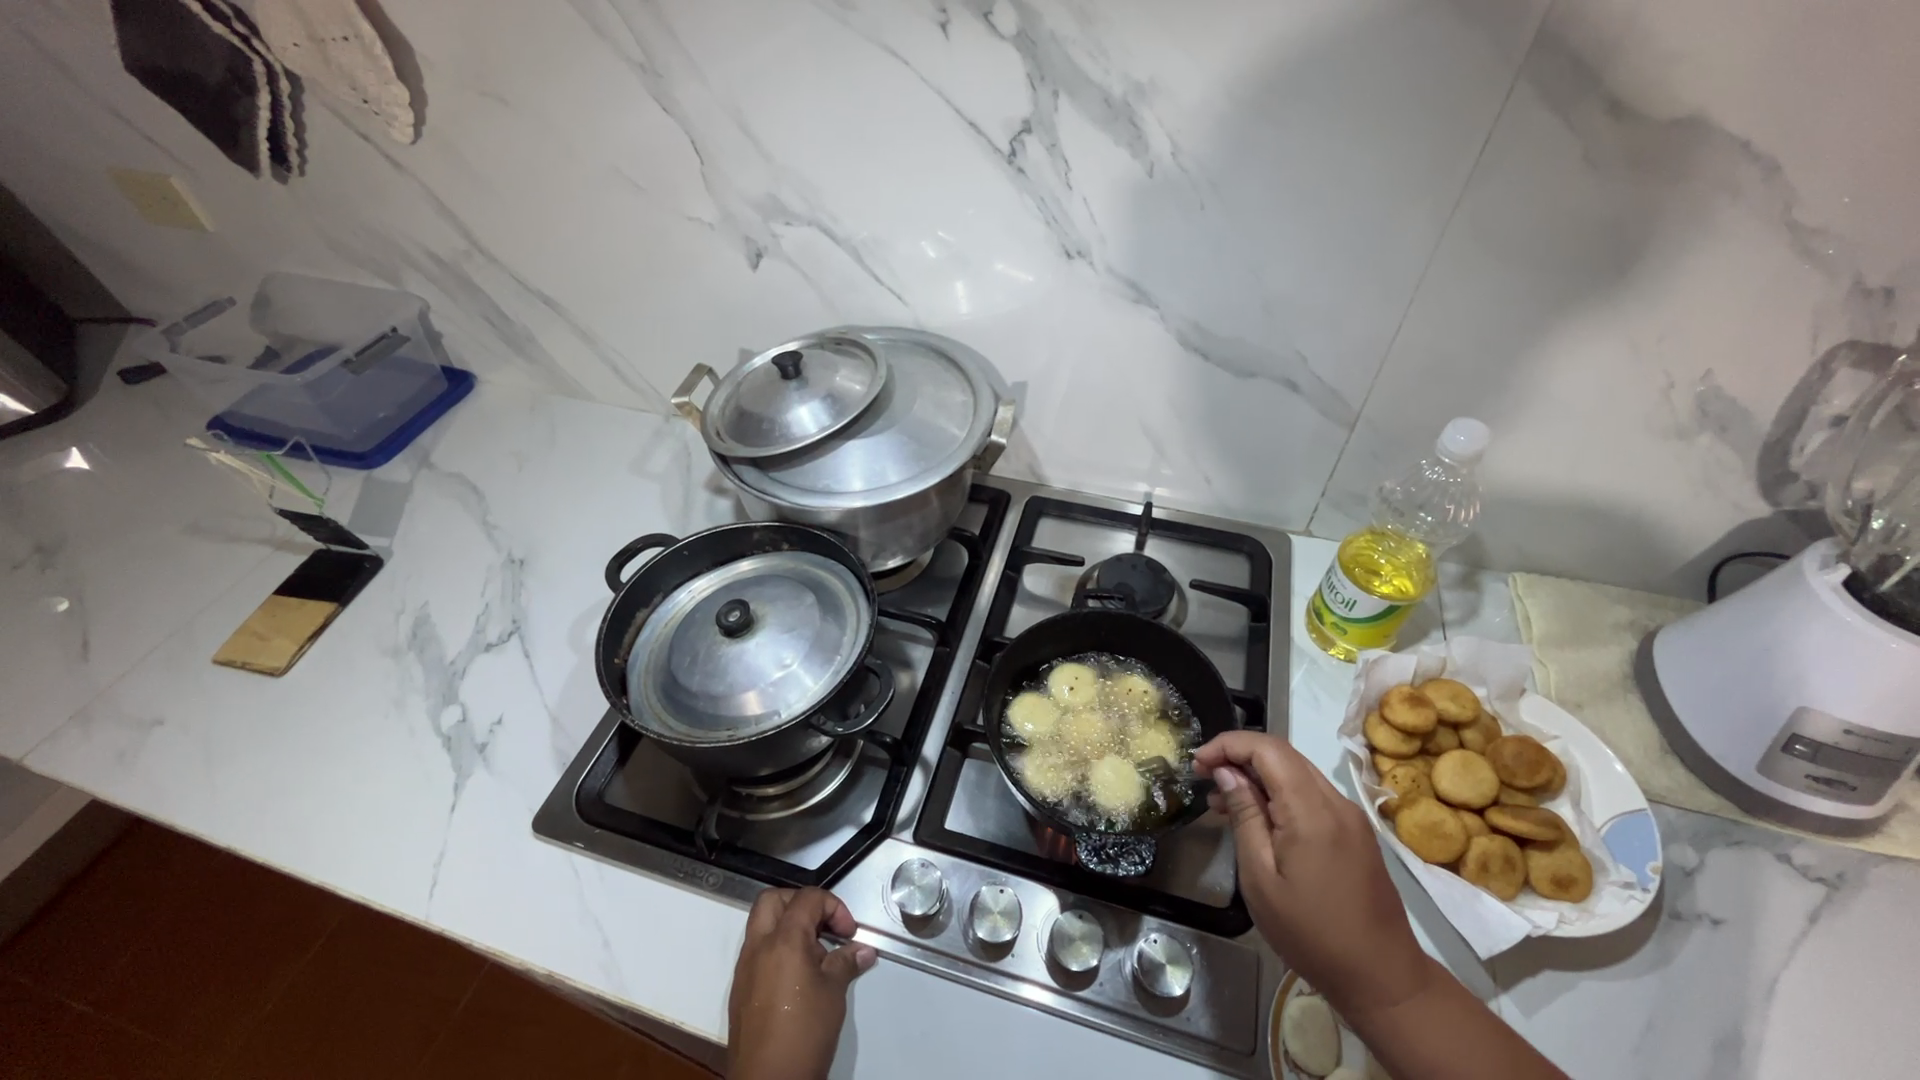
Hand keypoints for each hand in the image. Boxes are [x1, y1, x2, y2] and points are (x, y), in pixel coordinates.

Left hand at [727, 887, 876, 1079]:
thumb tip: (862, 950)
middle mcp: (758, 947)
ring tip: (816, 954)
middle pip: (773, 900)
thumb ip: (846, 962)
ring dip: (788, 926)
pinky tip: (799, 976)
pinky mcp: (741, 988)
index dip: (833, 906)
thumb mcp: (834, 993)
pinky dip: (777, 948)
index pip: (806, 899)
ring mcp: (745, 968)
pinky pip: (757, 951)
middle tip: (824, 926)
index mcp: (783, 941)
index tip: (848, 931)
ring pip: (762, 924)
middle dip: (802, 903)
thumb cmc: (805, 1033)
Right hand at [1195, 731, 1436, 1018]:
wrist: (1381, 975)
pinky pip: (1311, 795)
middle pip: (1283, 754)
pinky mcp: (1355, 832)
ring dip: (1258, 775)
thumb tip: (1227, 773)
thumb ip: (1245, 817)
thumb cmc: (1310, 932)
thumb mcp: (1260, 877)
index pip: (1267, 748)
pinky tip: (1258, 819)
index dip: (1228, 744)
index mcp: (1312, 810)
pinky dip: (1279, 794)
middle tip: (1203, 779)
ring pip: (1297, 772)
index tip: (1197, 763)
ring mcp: (1350, 816)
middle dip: (1239, 756)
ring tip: (1222, 802)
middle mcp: (1336, 802)